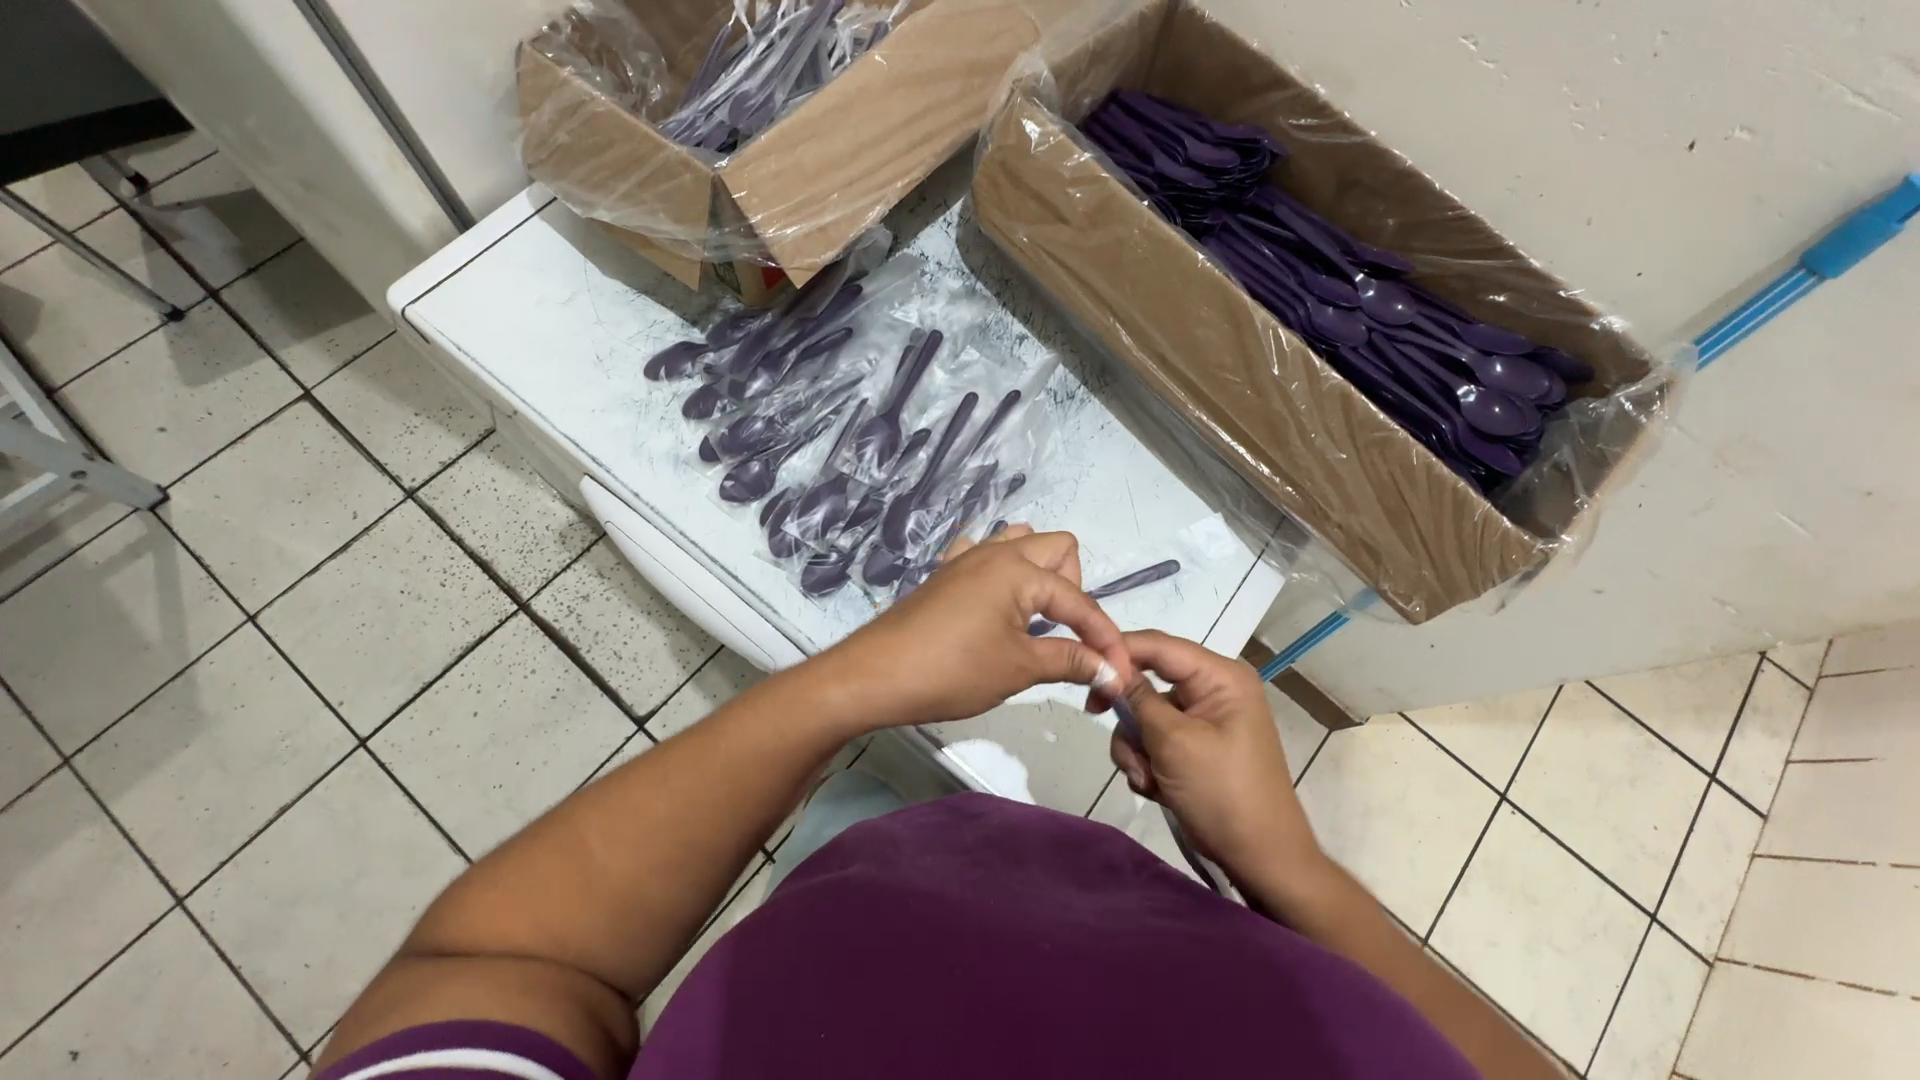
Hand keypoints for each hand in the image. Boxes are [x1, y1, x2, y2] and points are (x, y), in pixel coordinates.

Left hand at [817, 529, 1134, 729]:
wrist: (874, 676)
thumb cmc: (951, 671)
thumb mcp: (1018, 668)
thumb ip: (1069, 662)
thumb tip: (1113, 671)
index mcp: (1019, 569)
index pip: (1080, 601)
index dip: (1104, 638)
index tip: (1118, 674)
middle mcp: (995, 552)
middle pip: (1058, 549)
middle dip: (1075, 589)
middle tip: (1065, 634)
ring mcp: (966, 559)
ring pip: (1020, 543)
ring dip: (1039, 574)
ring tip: (1034, 617)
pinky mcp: (944, 575)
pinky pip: (982, 554)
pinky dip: (1000, 572)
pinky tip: (994, 602)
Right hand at [1105, 631, 1323, 881]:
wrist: (1259, 857)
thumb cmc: (1223, 793)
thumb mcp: (1174, 742)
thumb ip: (1139, 698)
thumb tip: (1109, 667)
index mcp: (1221, 677)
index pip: (1159, 646)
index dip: (1119, 652)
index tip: (1085, 674)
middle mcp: (1212, 690)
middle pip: (1147, 682)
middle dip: (1131, 719)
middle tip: (1113, 736)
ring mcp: (1203, 721)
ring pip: (1144, 716)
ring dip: (1136, 749)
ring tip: (1149, 780)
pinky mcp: (1193, 748)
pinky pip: (1154, 741)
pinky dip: (1148, 764)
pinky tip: (1157, 788)